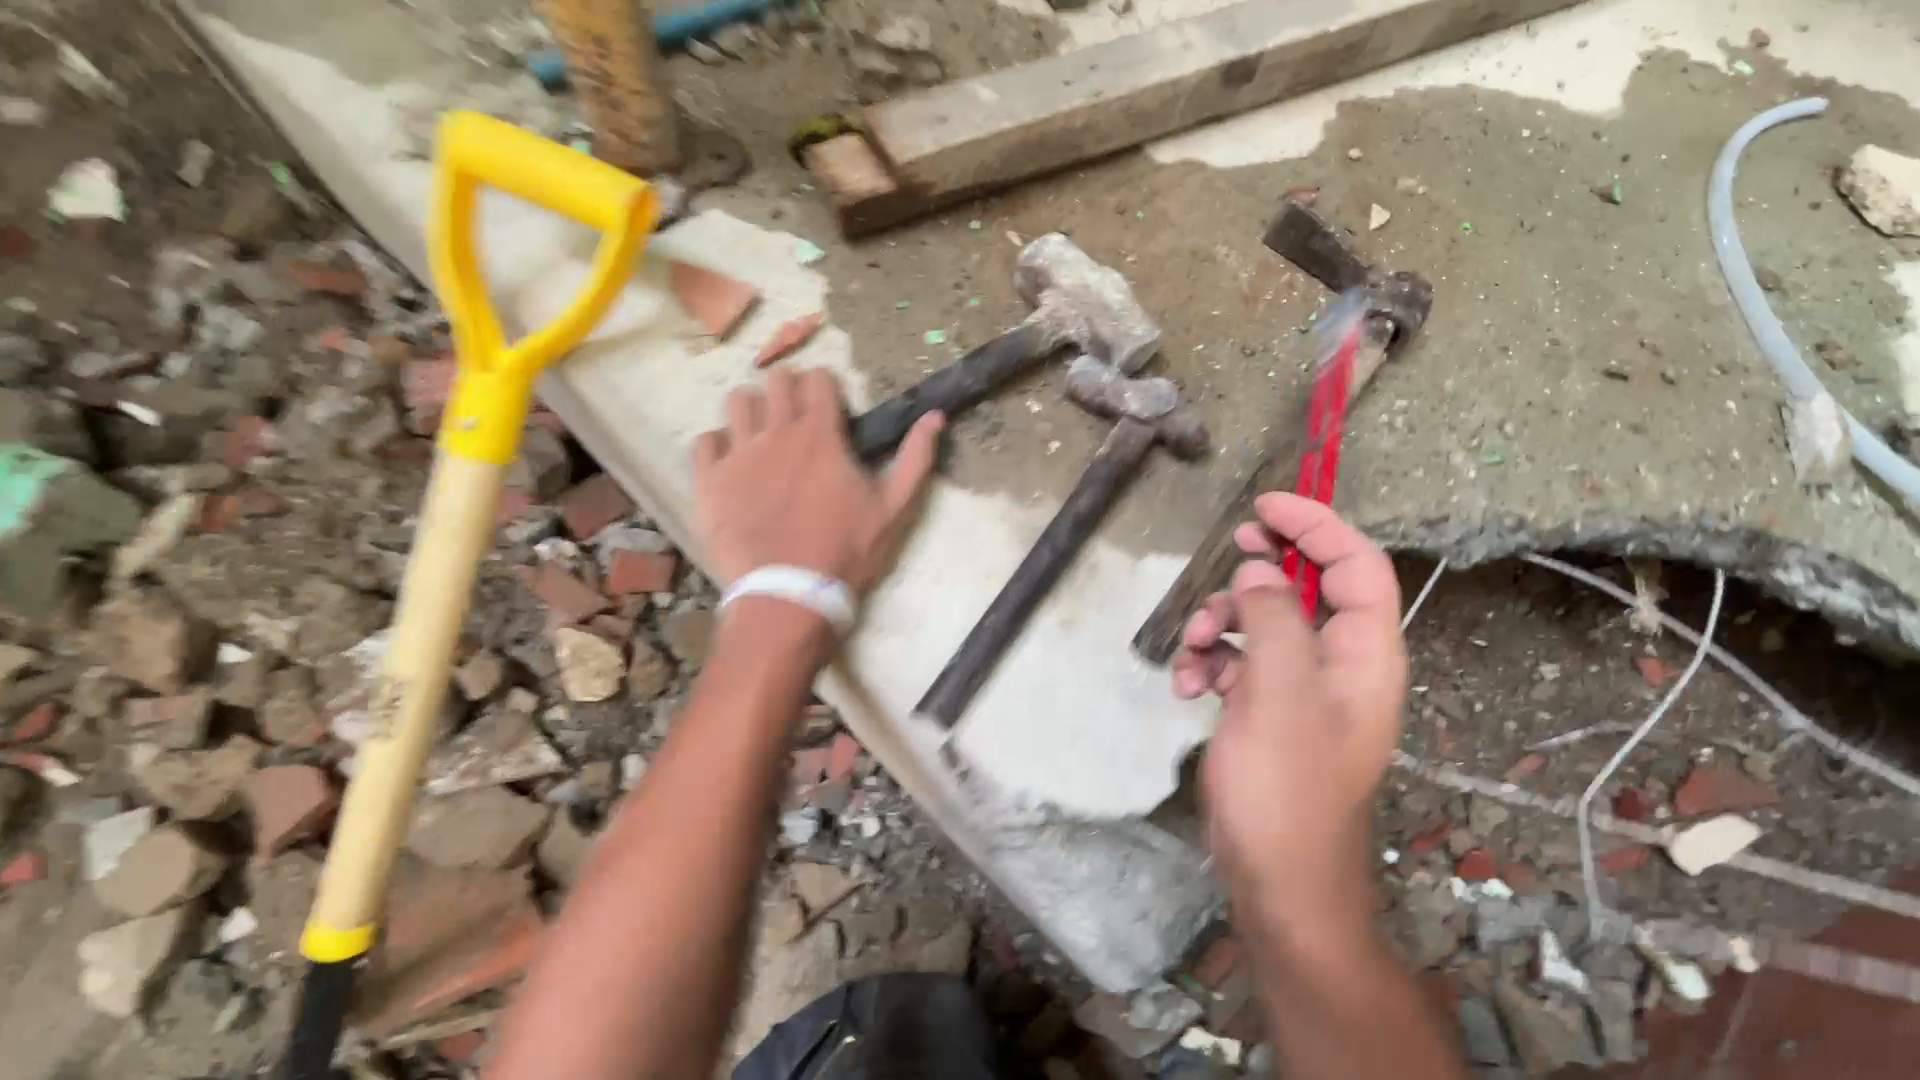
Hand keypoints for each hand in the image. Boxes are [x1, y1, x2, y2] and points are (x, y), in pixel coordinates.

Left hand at [691, 368, 943, 592]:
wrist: (791, 594)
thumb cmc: (847, 552)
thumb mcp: (893, 509)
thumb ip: (915, 458)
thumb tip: (935, 416)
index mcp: (820, 435)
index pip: (818, 379)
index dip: (825, 387)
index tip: (829, 407)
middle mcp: (776, 432)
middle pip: (775, 381)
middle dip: (787, 390)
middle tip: (795, 418)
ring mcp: (738, 455)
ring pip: (735, 402)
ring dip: (750, 411)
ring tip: (759, 435)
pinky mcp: (709, 482)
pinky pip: (704, 443)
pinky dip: (716, 447)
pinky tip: (729, 464)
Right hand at [1171, 494, 1407, 897]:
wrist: (1276, 880)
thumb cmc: (1286, 790)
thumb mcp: (1278, 696)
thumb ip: (1273, 621)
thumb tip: (1260, 569)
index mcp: (1364, 655)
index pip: (1357, 566)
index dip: (1317, 525)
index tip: (1265, 506)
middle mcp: (1339, 664)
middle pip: (1307, 587)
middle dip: (1260, 570)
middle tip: (1228, 547)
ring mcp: (1300, 689)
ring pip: (1264, 622)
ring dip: (1221, 622)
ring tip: (1190, 647)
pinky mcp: (1267, 711)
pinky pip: (1240, 663)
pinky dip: (1211, 663)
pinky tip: (1185, 685)